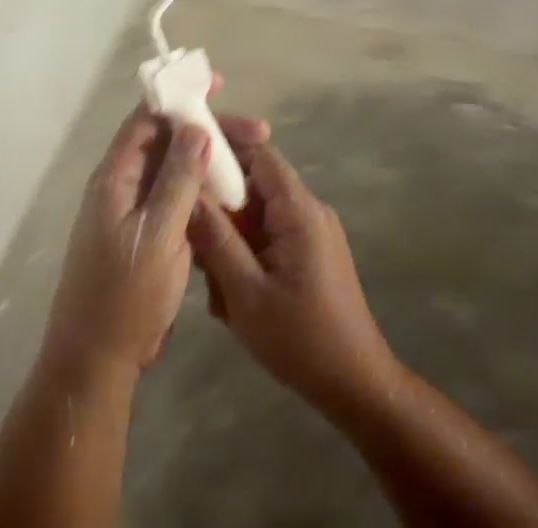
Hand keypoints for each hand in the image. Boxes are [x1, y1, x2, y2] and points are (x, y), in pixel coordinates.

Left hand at [41, 99, 271, 382]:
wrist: (100, 355)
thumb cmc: (125, 293)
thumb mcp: (158, 233)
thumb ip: (178, 179)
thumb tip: (197, 128)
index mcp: (115, 178)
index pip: (146, 120)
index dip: (180, 98)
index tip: (220, 86)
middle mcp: (122, 187)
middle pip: (166, 142)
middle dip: (209, 132)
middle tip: (259, 133)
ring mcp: (135, 212)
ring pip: (175, 171)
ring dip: (210, 162)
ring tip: (253, 160)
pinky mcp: (149, 236)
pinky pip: (177, 200)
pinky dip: (204, 192)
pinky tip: (234, 195)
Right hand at [188, 143, 399, 413]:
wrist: (355, 385)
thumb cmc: (300, 339)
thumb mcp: (245, 292)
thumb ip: (215, 239)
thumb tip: (186, 191)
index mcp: (299, 211)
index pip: (258, 154)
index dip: (220, 152)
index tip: (182, 166)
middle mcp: (309, 212)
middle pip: (253, 187)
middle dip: (219, 212)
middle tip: (192, 246)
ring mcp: (310, 235)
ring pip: (255, 218)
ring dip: (229, 243)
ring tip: (214, 287)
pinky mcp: (308, 256)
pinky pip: (267, 240)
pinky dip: (244, 259)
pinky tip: (232, 299)